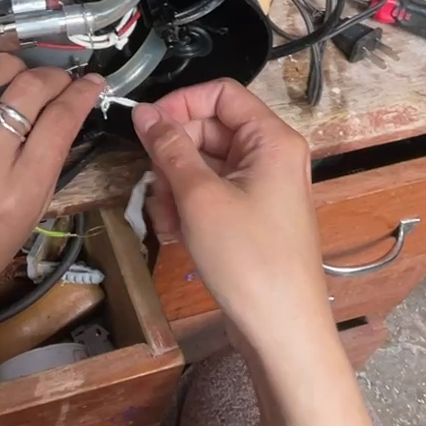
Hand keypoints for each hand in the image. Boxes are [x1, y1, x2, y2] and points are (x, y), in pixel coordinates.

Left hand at [0, 56, 103, 320]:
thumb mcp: (33, 211)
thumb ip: (49, 162)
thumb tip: (66, 114)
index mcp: (21, 185)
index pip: (61, 120)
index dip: (82, 93)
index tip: (89, 83)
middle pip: (26, 91)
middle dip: (52, 76)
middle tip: (56, 81)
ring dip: (3, 64)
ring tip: (12, 71)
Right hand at [133, 79, 324, 348]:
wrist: (282, 333)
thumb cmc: (248, 259)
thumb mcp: (198, 197)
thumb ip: (167, 147)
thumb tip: (143, 112)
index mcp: (271, 139)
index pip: (220, 93)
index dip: (180, 103)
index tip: (147, 126)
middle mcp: (270, 154)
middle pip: (207, 128)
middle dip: (173, 156)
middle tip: (154, 187)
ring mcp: (260, 185)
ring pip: (202, 162)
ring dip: (174, 186)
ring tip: (165, 221)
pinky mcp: (249, 212)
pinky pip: (209, 190)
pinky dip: (187, 205)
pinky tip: (175, 232)